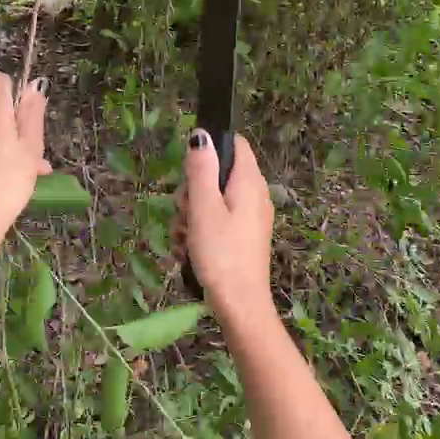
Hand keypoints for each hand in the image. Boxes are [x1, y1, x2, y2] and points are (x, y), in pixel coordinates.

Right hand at [175, 131, 274, 309]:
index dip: (208, 151)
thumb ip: (201, 170)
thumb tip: (201, 134)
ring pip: (210, 201)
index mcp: (249, 182)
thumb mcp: (203, 208)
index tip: (189, 175)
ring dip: (190, 217)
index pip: (233, 144)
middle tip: (185, 213)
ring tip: (185, 239)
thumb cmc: (220, 254)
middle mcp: (253, 195)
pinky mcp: (241, 237)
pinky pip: (215, 222)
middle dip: (191, 192)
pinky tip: (189, 251)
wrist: (239, 304)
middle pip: (216, 174)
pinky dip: (199, 233)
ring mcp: (248, 218)